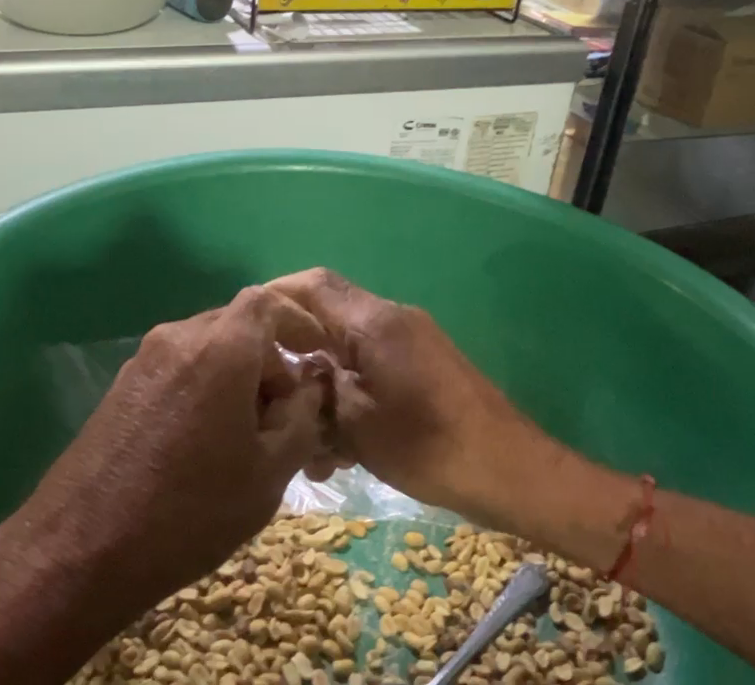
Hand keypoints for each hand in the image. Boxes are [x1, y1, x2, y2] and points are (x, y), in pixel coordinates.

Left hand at [6, 285, 331, 608]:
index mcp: (221, 348)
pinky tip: (207, 442)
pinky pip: (180, 368)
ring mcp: (145, 359)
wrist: (84, 547)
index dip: (300, 322)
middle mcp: (180, 338)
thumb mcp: (270, 472)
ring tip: (249, 436)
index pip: (269, 302)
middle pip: (238, 325)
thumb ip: (302, 417)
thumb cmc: (192, 509)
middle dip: (270, 360)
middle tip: (287, 414)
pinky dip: (206, 387)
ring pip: (208, 348)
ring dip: (238, 376)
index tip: (317, 356)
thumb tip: (307, 387)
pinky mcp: (122, 385)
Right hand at [267, 268, 566, 527]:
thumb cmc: (428, 445)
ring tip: (307, 439)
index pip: (313, 285)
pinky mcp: (426, 367)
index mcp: (374, 322)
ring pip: (350, 349)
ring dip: (324, 383)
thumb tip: (297, 370)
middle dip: (295, 349)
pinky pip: (374, 367)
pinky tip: (341, 446)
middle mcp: (393, 319)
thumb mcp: (357, 422)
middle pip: (329, 315)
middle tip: (268, 387)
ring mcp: (414, 342)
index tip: (243, 323)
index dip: (275, 295)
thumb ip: (319, 386)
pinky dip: (350, 395)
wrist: (510, 470)